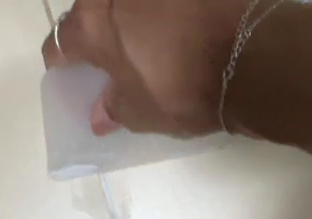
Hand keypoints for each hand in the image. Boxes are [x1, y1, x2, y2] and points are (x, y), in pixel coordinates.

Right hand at [41, 0, 248, 135]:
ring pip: (127, 0)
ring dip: (129, 14)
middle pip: (91, 8)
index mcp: (94, 24)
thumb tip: (101, 114)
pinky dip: (165, 9)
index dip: (61, 60)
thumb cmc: (183, 90)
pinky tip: (176, 21)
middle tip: (108, 53)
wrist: (251, 55)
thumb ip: (115, 108)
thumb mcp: (142, 114)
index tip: (66, 71)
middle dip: (95, 28)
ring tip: (146, 35)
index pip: (60, 42)